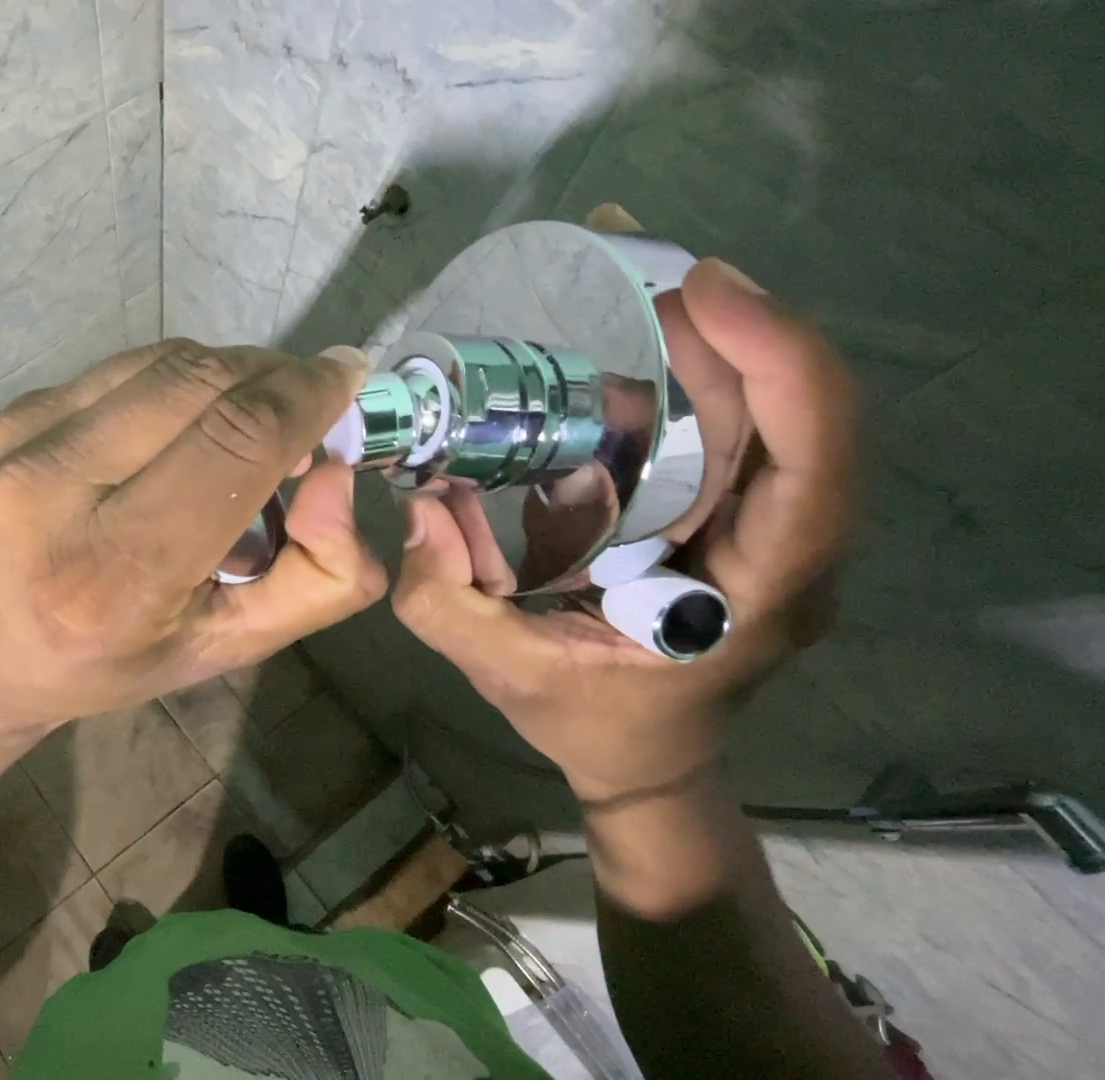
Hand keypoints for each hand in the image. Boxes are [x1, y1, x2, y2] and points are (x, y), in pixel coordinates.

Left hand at [0, 339, 386, 746]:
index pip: (232, 444)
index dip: (305, 398)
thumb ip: (315, 579)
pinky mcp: (6, 418)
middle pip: (199, 382)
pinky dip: (176, 381)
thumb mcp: (226, 649)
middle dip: (276, 374)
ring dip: (230, 370)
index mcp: (114, 573)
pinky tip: (183, 422)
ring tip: (254, 412)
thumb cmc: (109, 665)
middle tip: (311, 398)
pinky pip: (120, 371)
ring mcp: (19, 444)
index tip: (347, 380)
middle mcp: (53, 493)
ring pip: (161, 363)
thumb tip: (337, 474)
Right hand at [391, 255, 856, 803]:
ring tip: (631, 289)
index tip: (700, 292)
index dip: (780, 366)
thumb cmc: (591, 725)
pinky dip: (690, 381)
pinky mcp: (735, 519)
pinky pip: (734, 434)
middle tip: (640, 266)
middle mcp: (786, 554)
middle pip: (802, 418)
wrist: (646, 762)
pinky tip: (629, 353)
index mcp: (754, 599)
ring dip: (713, 343)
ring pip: (774, 415)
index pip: (815, 470)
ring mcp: (768, 534)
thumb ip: (445, 597)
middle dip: (734, 327)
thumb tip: (423, 500)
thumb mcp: (502, 671)